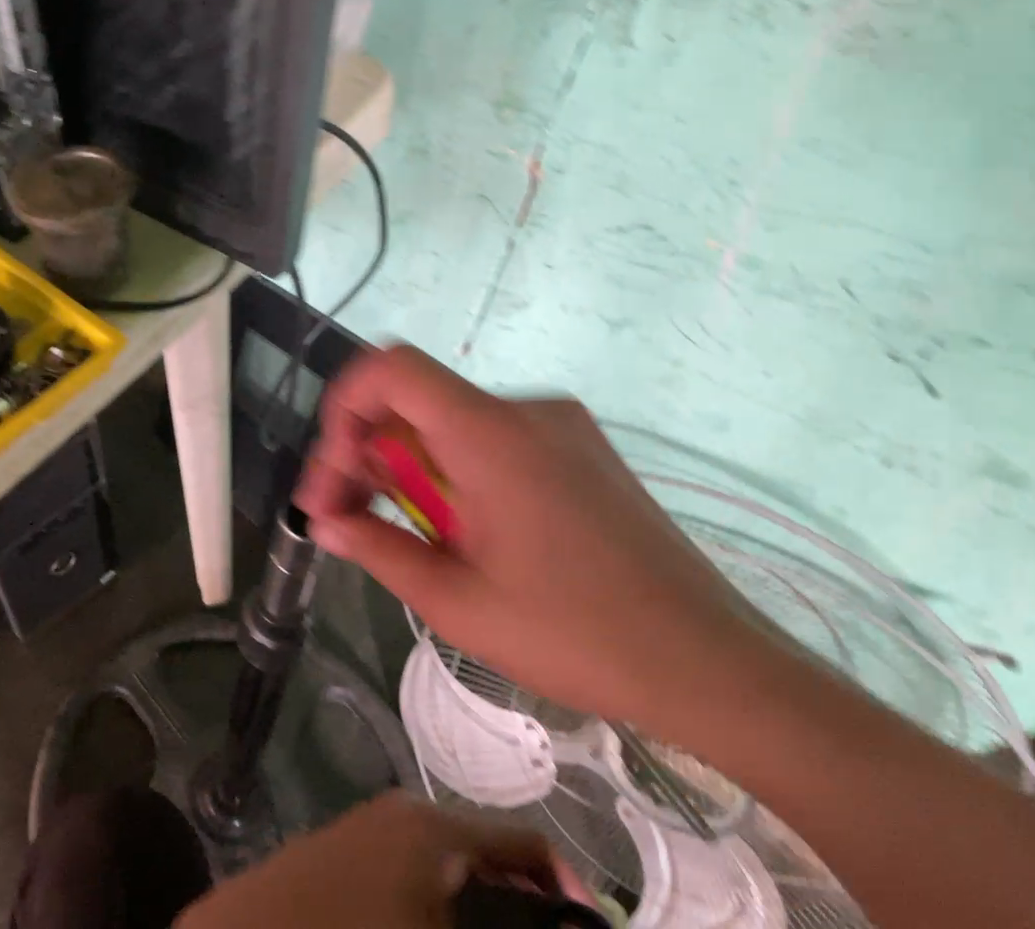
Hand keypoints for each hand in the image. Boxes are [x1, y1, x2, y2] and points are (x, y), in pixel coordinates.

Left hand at [176, 793, 583, 928]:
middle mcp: (402, 816)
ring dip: (478, 908)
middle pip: (489, 855)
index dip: (569, 894)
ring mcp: (365, 830)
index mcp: (433, 829)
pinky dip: (436, 904)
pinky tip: (433, 926)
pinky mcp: (339, 852)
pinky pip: (410, 875)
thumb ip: (502, 928)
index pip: (526, 845)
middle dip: (522, 907)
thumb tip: (551, 923)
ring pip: (448, 868)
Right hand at [296, 345, 778, 735]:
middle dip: (366, 454)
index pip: (391, 370)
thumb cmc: (574, 635)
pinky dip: (452, 473)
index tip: (333, 477)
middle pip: (416, 401)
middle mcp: (527, 413)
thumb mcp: (455, 602)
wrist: (710, 665)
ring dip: (408, 469)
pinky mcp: (583, 454)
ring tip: (398, 535)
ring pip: (450, 424)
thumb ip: (377, 548)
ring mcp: (562, 429)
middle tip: (344, 521)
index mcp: (491, 435)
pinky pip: (492, 441)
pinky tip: (457, 532)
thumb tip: (324, 523)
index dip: (343, 408)